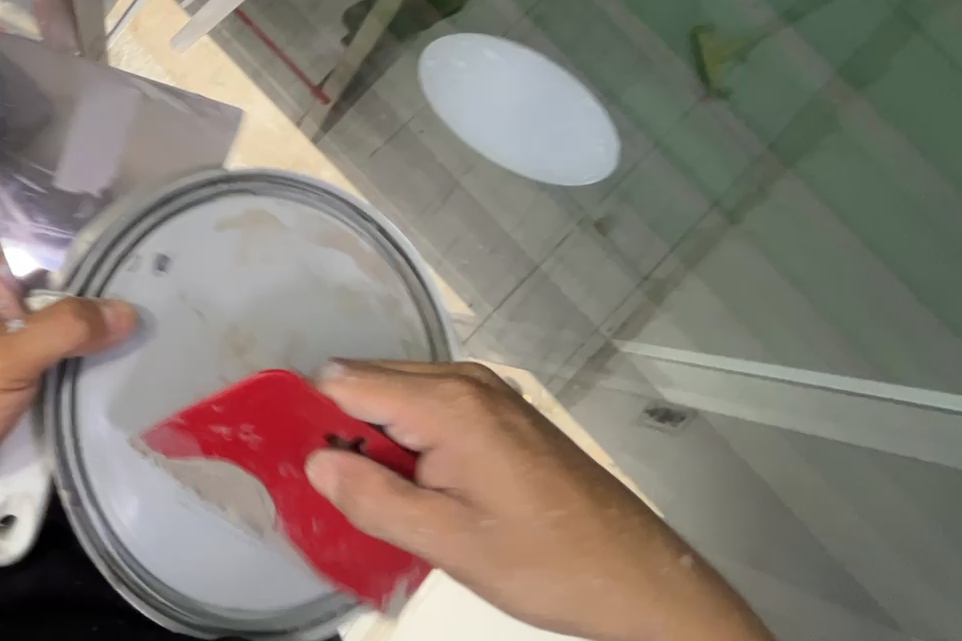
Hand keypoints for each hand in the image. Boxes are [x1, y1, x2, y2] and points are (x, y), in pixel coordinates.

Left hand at [0, 255, 137, 527]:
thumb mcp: (7, 357)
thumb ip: (66, 329)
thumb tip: (129, 311)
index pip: (52, 257)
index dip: (96, 260)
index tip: (147, 263)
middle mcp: (3, 311)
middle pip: (65, 300)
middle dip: (106, 309)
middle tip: (165, 309)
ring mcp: (13, 354)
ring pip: (68, 341)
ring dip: (102, 348)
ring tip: (163, 343)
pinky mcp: (22, 394)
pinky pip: (64, 378)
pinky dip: (90, 380)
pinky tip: (134, 378)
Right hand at [304, 361, 772, 640]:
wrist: (647, 583)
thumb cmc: (549, 564)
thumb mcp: (450, 545)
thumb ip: (373, 500)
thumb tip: (314, 464)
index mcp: (448, 403)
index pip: (342, 382)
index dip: (316, 419)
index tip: (314, 465)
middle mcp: (462, 378)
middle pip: (365, 380)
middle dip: (347, 429)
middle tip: (360, 490)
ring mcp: (483, 388)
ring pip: (393, 390)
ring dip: (379, 434)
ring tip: (401, 494)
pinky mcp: (497, 406)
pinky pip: (425, 401)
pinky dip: (408, 433)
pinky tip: (430, 483)